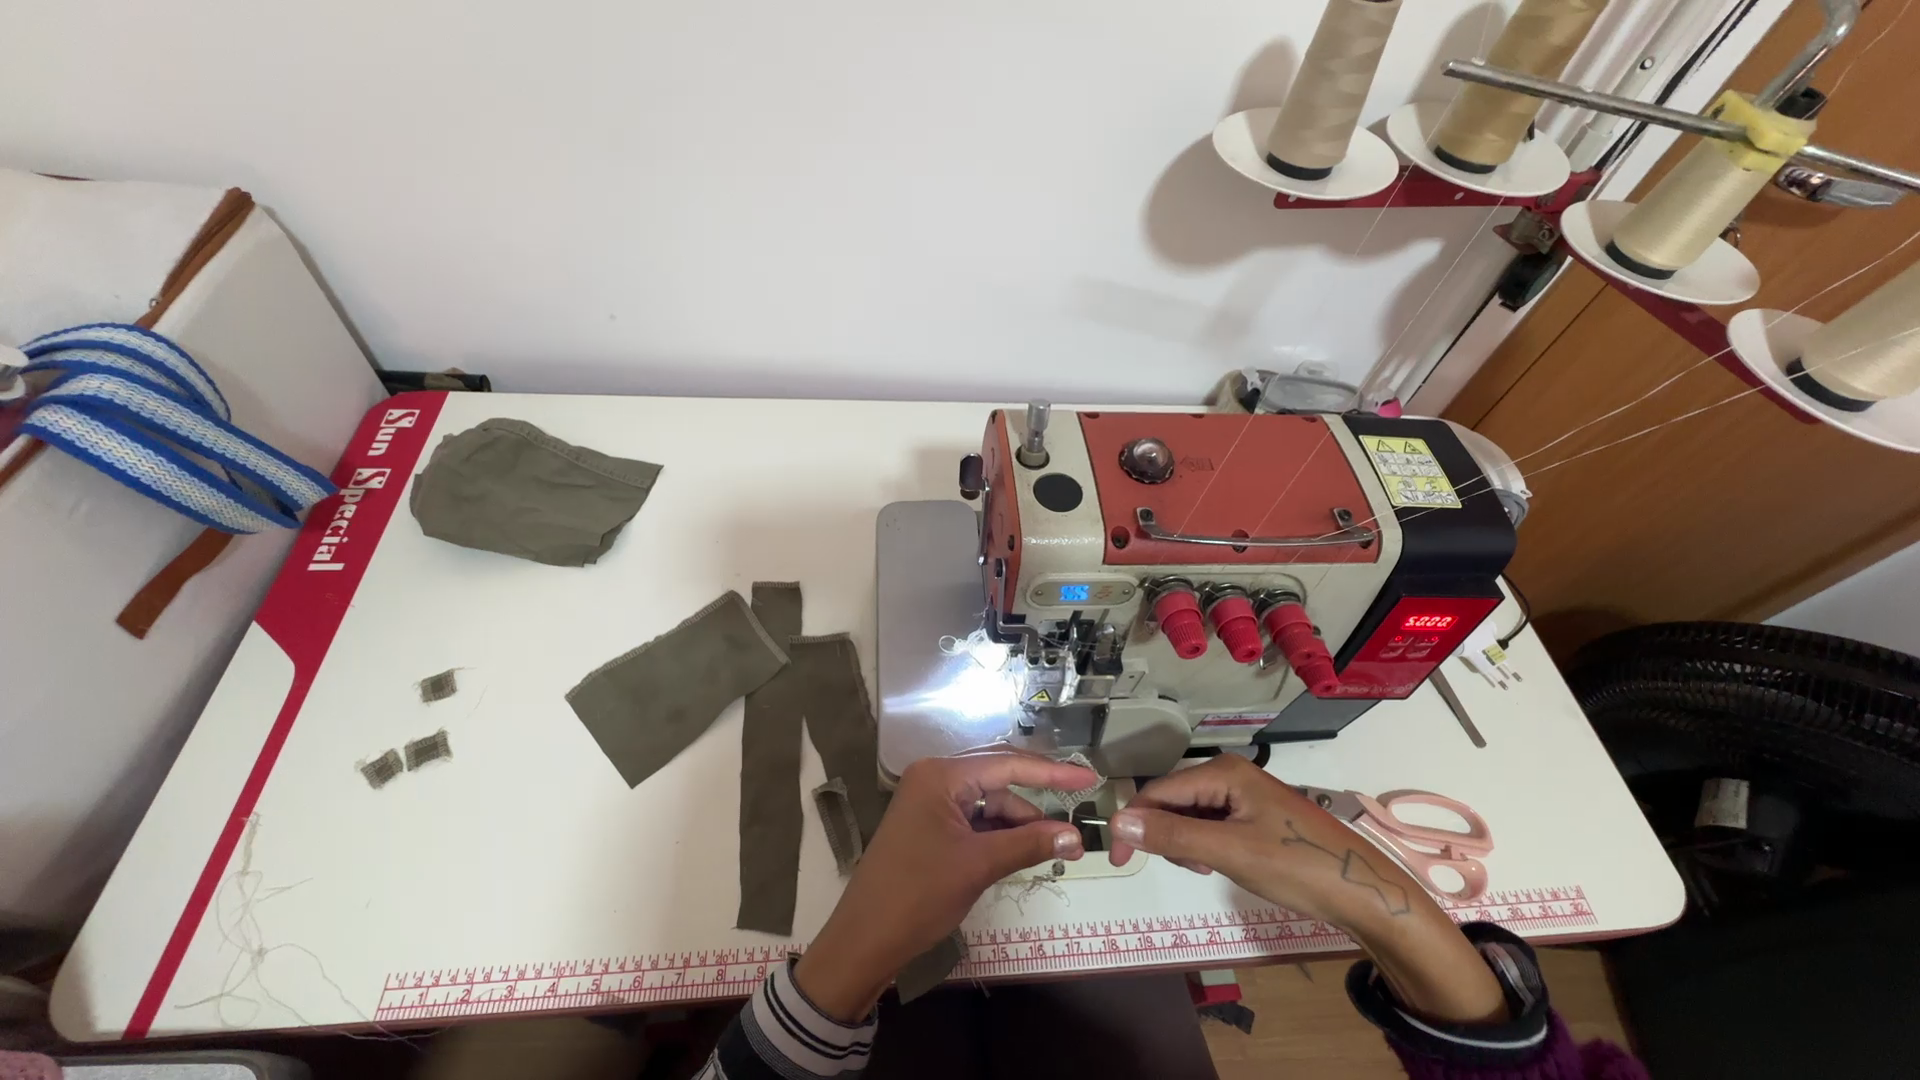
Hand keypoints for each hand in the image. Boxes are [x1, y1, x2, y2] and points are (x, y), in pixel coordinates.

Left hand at [793, 752, 1095, 1020]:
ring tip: (1055, 844)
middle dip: (1038, 793)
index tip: (1089, 776)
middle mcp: (934, 778)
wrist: (865, 939)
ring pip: (988, 800)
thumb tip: (1076, 835)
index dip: (1052, 770)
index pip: (1007, 764)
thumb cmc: (918, 894)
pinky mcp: (930, 825)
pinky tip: (1025, 848)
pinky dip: (1000, 832)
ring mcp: (930, 801)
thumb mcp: (979, 865)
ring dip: (1020, 820)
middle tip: (1079, 800)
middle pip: (998, 776)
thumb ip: (1029, 844)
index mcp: (940, 775)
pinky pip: (974, 818)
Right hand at [1108, 753, 1412, 930]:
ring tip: (1208, 868)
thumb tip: (1116, 820)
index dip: (1134, 823)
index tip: (1121, 861)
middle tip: (1189, 868)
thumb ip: (1171, 834)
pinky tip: (1220, 864)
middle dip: (1166, 834)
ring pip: (1190, 814)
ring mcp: (1244, 794)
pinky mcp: (1255, 815)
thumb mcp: (1228, 852)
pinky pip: (1211, 823)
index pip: (1158, 791)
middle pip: (1172, 800)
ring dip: (1186, 843)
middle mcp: (1230, 774)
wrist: (1364, 892)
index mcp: (1223, 772)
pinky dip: (1205, 845)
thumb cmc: (1297, 865)